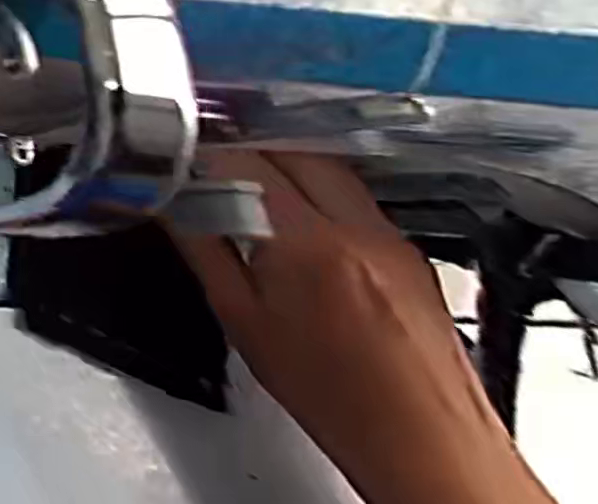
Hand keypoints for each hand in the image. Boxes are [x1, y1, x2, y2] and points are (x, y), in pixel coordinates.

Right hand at [171, 151, 554, 503]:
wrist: (428, 449)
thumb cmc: (332, 395)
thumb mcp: (239, 316)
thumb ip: (200, 246)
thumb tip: (169, 204)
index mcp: (306, 243)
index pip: (243, 163)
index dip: (202, 153)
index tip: (178, 160)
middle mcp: (357, 229)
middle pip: (291, 150)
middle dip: (243, 148)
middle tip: (206, 162)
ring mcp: (390, 238)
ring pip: (326, 167)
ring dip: (280, 164)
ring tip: (242, 185)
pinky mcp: (409, 252)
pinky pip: (351, 196)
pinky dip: (313, 189)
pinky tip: (288, 218)